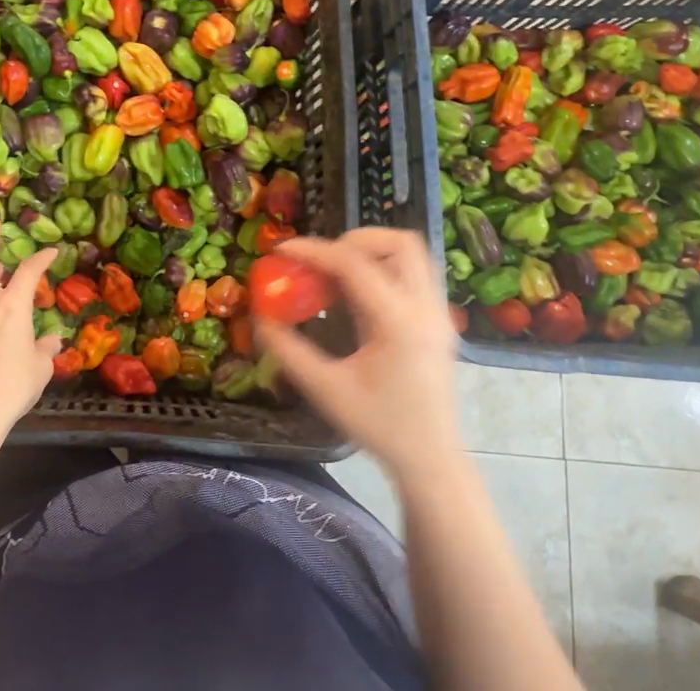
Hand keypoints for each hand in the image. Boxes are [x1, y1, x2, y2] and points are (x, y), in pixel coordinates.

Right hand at [255, 227, 463, 482]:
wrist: (430, 459)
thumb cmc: (379, 427)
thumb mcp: (325, 389)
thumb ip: (289, 350)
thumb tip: (260, 317)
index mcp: (398, 323)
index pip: (355, 265)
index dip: (314, 250)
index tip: (282, 249)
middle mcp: (426, 309)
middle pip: (399, 243)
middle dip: (353, 240)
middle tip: (320, 259)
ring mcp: (438, 314)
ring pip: (411, 254)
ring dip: (372, 252)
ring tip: (336, 273)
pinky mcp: (438, 322)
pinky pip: (414, 275)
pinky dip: (383, 270)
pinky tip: (355, 296)